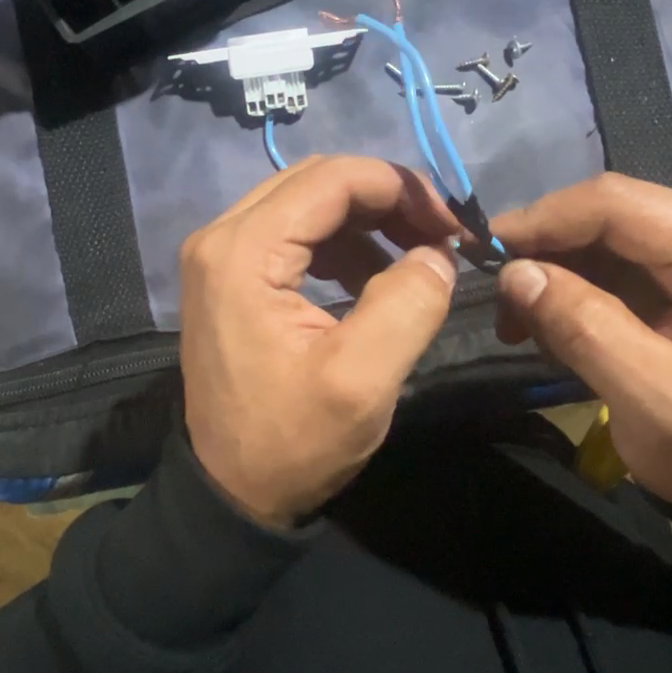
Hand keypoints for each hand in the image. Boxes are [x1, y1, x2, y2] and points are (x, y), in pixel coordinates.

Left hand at [180, 156, 461, 527]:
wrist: (231, 492)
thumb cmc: (292, 442)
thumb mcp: (363, 380)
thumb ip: (408, 304)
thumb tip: (438, 254)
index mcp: (242, 252)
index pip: (332, 179)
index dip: (400, 188)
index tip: (452, 226)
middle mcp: (220, 237)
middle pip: (316, 182)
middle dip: (386, 200)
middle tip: (439, 237)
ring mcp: (219, 256)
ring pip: (305, 204)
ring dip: (366, 223)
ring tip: (416, 261)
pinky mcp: (228, 277)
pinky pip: (292, 236)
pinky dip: (339, 247)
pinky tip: (372, 280)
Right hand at [490, 175, 671, 527]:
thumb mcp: (654, 402)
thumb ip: (587, 330)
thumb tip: (515, 273)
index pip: (618, 204)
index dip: (543, 219)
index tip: (481, 251)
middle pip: (606, 212)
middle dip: (542, 249)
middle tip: (497, 304)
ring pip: (599, 232)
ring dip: (550, 270)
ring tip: (518, 325)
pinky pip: (608, 256)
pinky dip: (568, 284)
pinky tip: (549, 325)